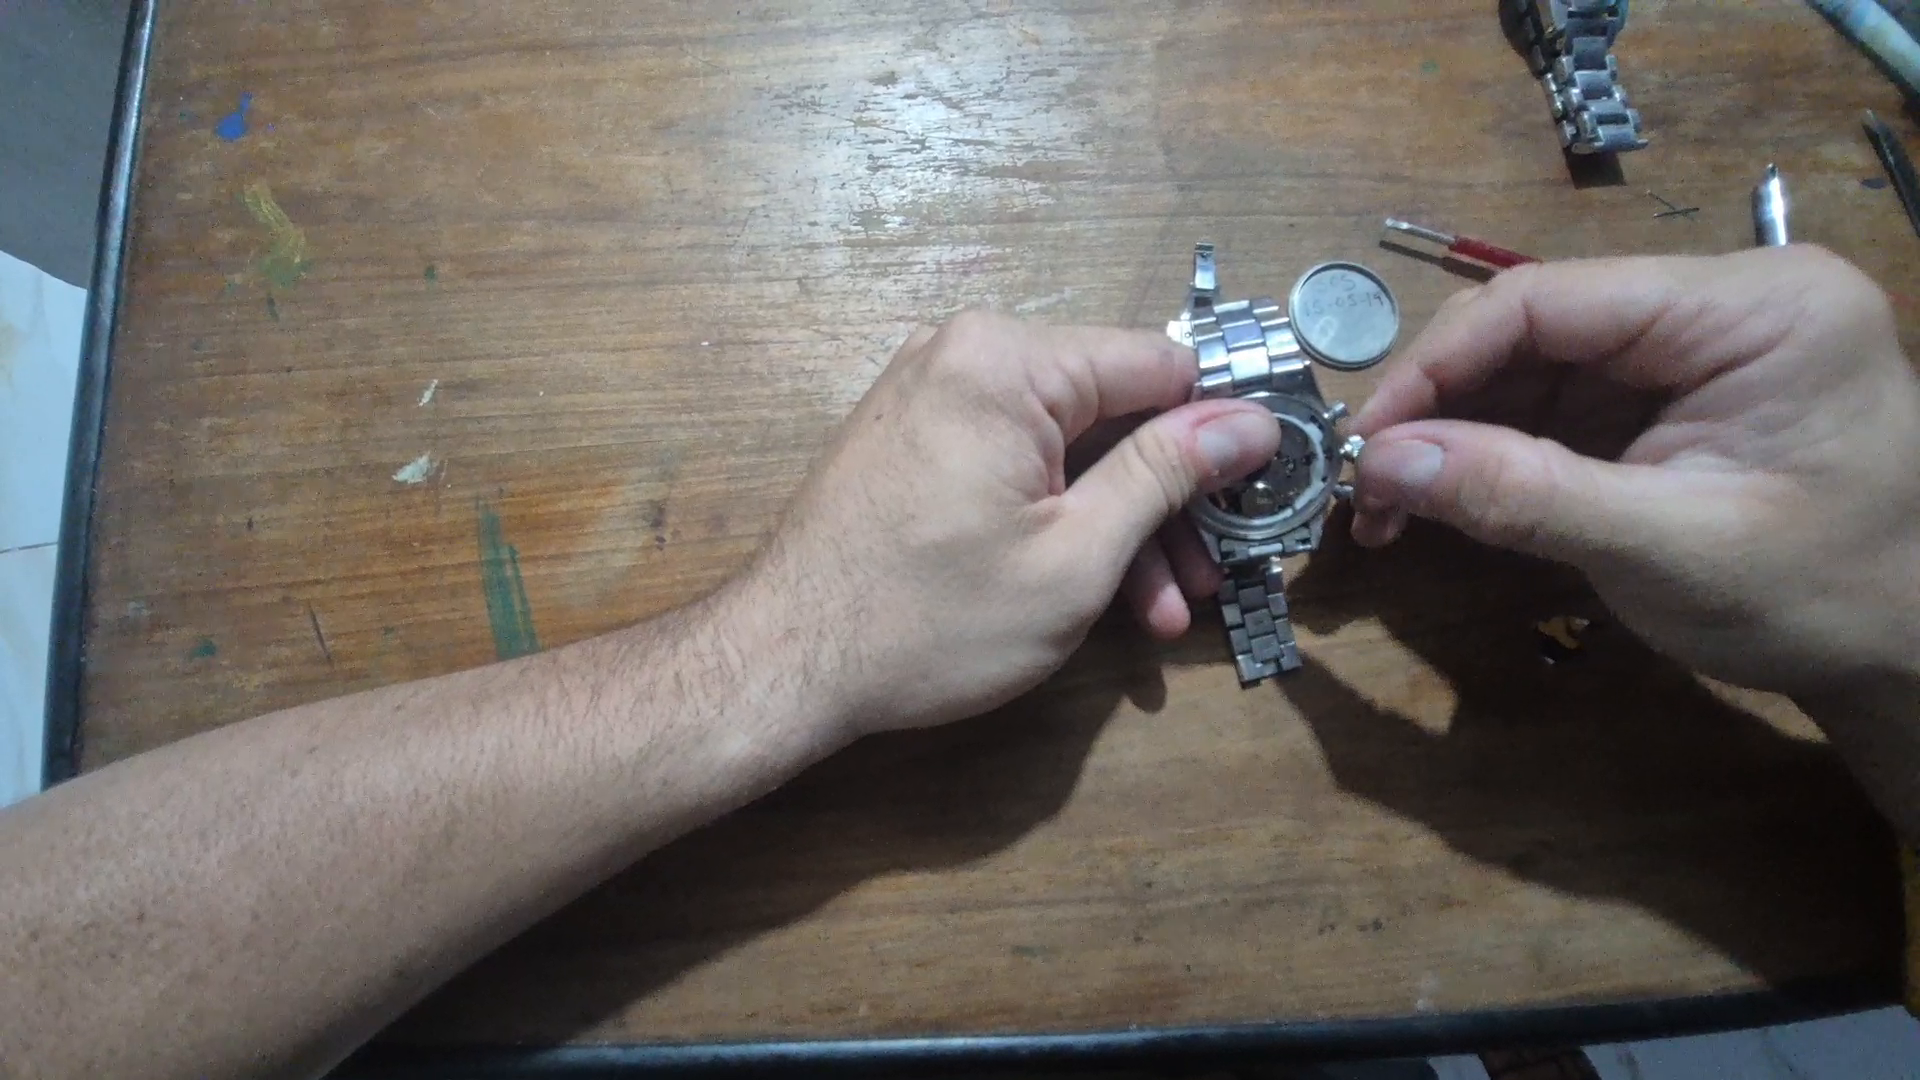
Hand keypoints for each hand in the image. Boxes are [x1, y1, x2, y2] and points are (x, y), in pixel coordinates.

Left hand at [744, 311, 1280, 735]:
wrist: (786, 664)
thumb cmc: (932, 620)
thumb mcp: (1075, 555)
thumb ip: (1166, 475)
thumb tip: (1250, 422)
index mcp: (1008, 361)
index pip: (1156, 364)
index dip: (1219, 427)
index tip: (1257, 488)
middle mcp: (966, 357)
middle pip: (1109, 413)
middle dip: (1163, 501)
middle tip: (1206, 579)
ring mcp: (934, 399)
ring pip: (1064, 450)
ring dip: (1117, 525)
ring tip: (1158, 609)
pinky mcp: (918, 443)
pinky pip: (1014, 465)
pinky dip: (1057, 518)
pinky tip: (1094, 587)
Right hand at [1350, 246, 1919, 699]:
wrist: (1895, 649)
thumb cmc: (1818, 595)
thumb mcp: (1663, 548)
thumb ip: (1518, 496)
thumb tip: (1377, 464)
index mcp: (1744, 310)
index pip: (1540, 301)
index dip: (1433, 366)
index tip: (1366, 443)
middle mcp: (1693, 310)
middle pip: (1508, 333)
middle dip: (1425, 411)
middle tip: (1366, 487)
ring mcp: (1653, 356)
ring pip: (1496, 374)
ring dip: (1428, 442)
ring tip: (1381, 513)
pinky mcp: (1621, 403)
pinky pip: (1511, 412)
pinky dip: (1456, 461)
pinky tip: (1421, 505)